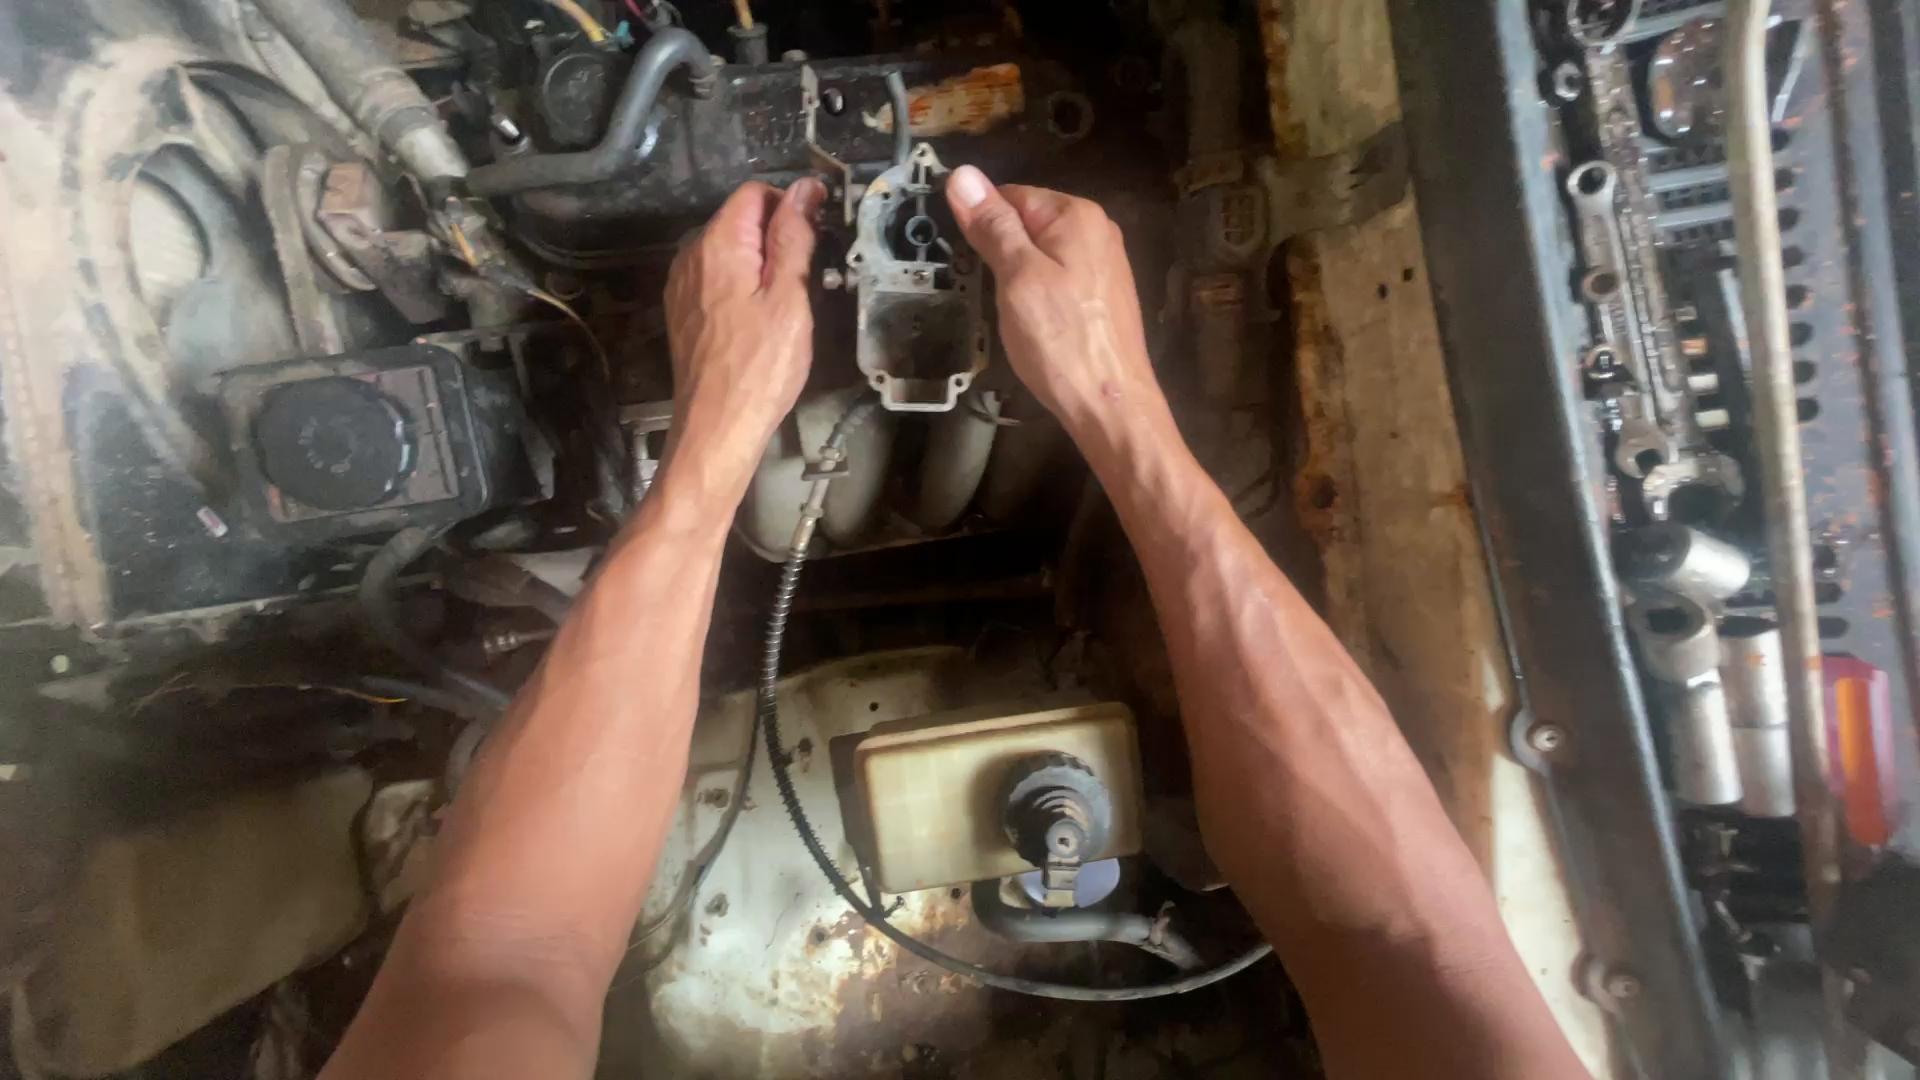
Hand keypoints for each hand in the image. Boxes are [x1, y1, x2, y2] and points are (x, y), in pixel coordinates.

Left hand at [665, 178, 823, 451]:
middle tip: (807, 282)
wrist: (718, 424)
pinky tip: (760, 322)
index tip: (818, 235)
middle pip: (740, 222)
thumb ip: (793, 239)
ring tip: (786, 307)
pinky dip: (742, 288)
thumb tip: (803, 190)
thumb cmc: (761, 367)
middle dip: (776, 238)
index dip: (790, 205)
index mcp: (719, 243)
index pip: (755, 194)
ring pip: (730, 254)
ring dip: (761, 266)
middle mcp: (692, 255)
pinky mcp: (684, 312)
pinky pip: (717, 282)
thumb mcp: (789, 299)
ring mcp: (683, 285)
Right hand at [943, 166, 1162, 433]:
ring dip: (1019, 278)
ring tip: (1011, 314)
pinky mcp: (1106, 298)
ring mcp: (1106, 265)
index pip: (1012, 195)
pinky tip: (1037, 326)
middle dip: (1002, 253)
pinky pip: (1061, 281)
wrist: (1109, 402)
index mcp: (1076, 214)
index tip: (965, 258)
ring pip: (1045, 256)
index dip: (982, 223)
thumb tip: (961, 174)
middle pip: (1031, 225)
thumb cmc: (1060, 340)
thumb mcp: (1016, 278)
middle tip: (988, 293)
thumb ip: (992, 227)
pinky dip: (1041, 297)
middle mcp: (1098, 229)